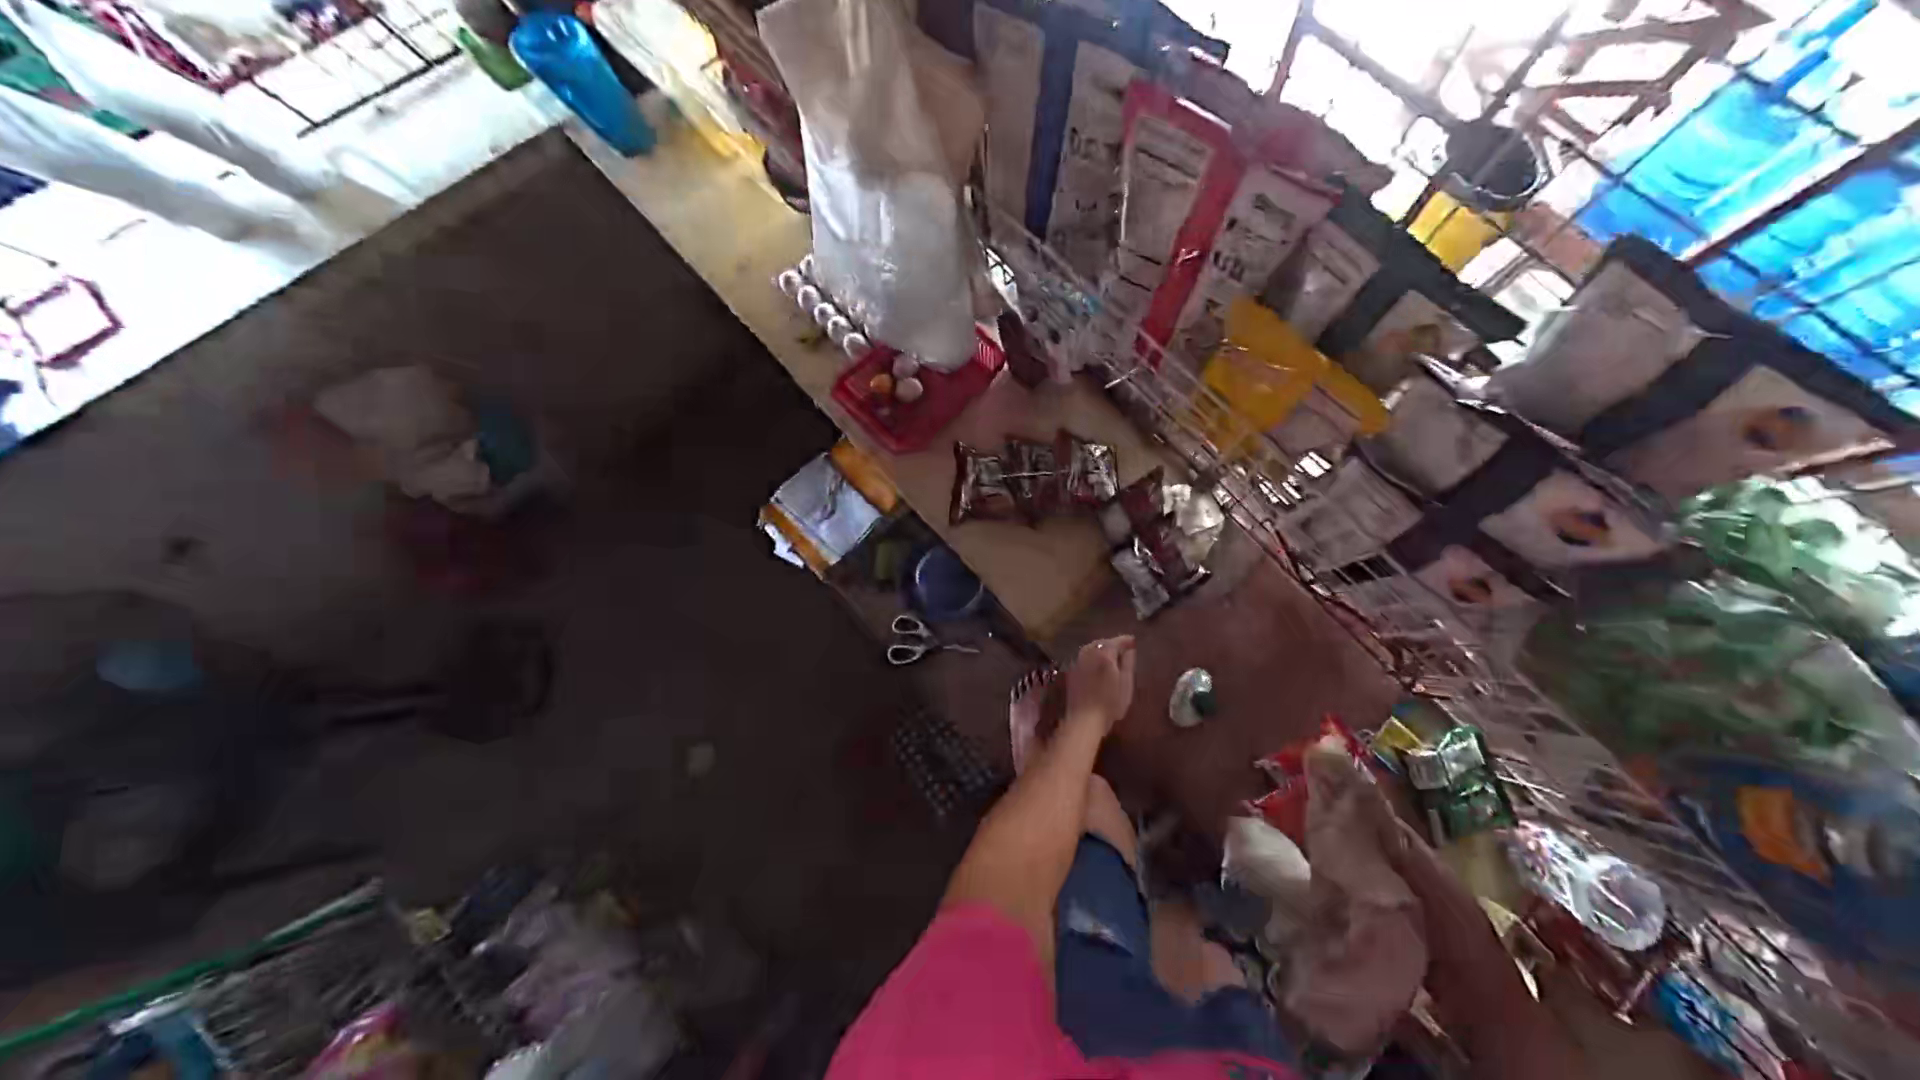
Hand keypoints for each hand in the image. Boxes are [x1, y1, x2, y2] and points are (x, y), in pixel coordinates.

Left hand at [1064, 636, 1135, 733]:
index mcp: (1104, 655)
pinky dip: (1093, 655)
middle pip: (1102, 642)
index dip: (1125, 640)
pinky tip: (1098, 663)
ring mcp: (1078, 662)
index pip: (1116, 641)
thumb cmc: (1110, 704)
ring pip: (1091, 648)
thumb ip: (1128, 664)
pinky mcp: (1072, 671)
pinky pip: (1084, 656)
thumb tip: (1130, 650)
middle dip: (1112, 643)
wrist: (1084, 719)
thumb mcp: (1126, 684)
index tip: (1133, 641)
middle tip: (1123, 648)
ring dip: (1101, 648)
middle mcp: (1089, 654)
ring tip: (1112, 654)